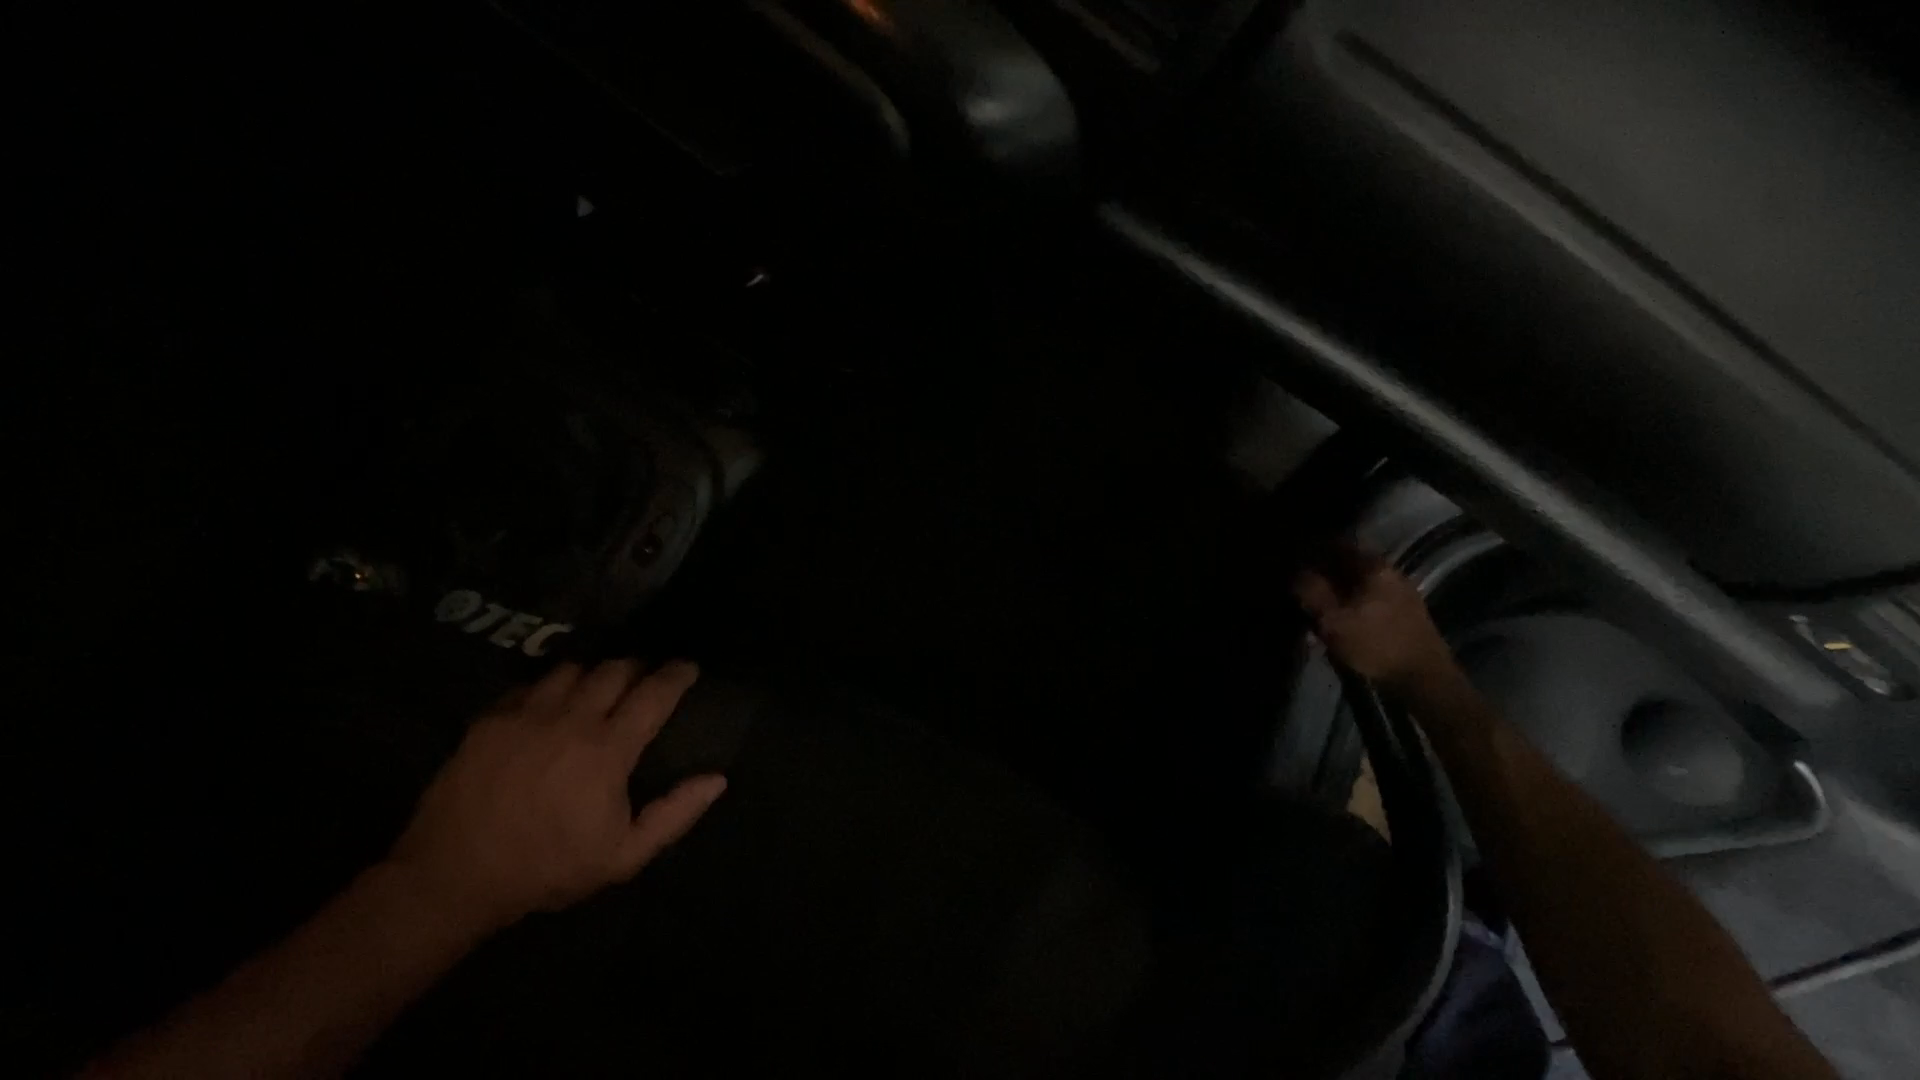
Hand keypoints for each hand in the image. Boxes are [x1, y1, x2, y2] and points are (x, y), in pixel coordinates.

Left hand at [388, 659, 726, 930]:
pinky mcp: (490, 719)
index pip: (654, 694)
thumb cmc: (548, 868)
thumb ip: (675, 814)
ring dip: (595, 673)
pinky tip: (552, 704)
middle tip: (646, 677)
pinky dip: (551, 686)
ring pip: (572, 668)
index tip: (689, 666)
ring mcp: (526, 714)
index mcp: (608, 750)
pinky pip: (530, 684)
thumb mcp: (623, 857)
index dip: (677, 674)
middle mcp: (570, 719)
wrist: (453, 877)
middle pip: (615, 669)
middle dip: (638, 667)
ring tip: (599, 686)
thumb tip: (717, 779)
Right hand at [1295, 550, 1455, 688]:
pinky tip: (1342, 625)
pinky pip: (1370, 601)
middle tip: (1304, 593)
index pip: (1337, 545)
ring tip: (1319, 614)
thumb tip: (1297, 574)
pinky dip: (1352, 608)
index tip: (1294, 566)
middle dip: (1325, 577)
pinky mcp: (1406, 614)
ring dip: (1338, 596)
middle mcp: (1390, 572)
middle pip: (1349, 565)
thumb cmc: (1375, 644)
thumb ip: (1311, 592)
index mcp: (1373, 566)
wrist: (1424, 679)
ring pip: (1360, 585)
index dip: (1312, 553)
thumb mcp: (1332, 619)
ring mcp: (1401, 593)